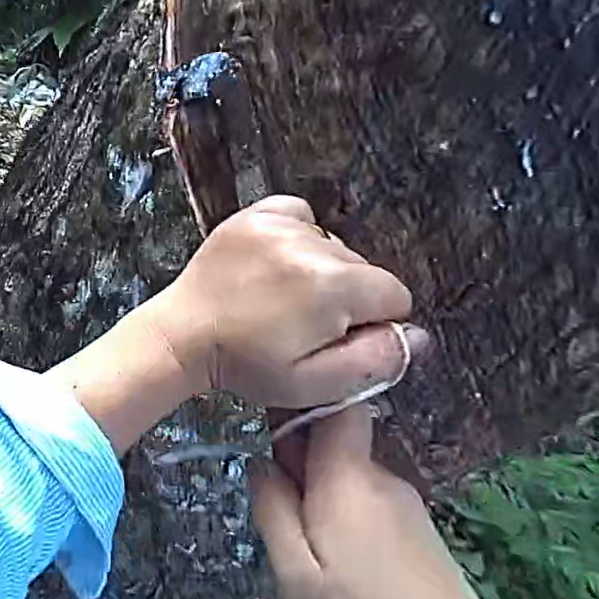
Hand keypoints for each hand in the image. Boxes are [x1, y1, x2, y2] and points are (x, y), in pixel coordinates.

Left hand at [45, 195, 422, 452]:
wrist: (182, 335)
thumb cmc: (244, 364)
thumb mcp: (314, 383)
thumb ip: (375, 361)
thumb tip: (416, 336)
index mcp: (332, 285)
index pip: (393, 296)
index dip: (370, 323)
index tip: (332, 338)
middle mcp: (310, 243)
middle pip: (363, 269)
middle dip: (345, 298)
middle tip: (300, 322)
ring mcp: (277, 223)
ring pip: (334, 246)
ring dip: (319, 270)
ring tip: (280, 298)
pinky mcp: (254, 215)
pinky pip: (300, 216)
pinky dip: (296, 238)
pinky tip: (275, 265)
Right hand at [252, 407, 598, 598]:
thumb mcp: (295, 574)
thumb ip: (271, 507)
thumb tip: (261, 462)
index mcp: (348, 476)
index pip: (336, 403)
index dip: (302, 403)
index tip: (271, 434)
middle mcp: (381, 477)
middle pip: (332, 441)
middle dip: (298, 465)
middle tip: (282, 519)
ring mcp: (405, 503)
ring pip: (345, 476)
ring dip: (319, 497)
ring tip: (312, 556)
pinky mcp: (419, 530)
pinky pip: (365, 501)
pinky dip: (344, 519)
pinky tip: (345, 570)